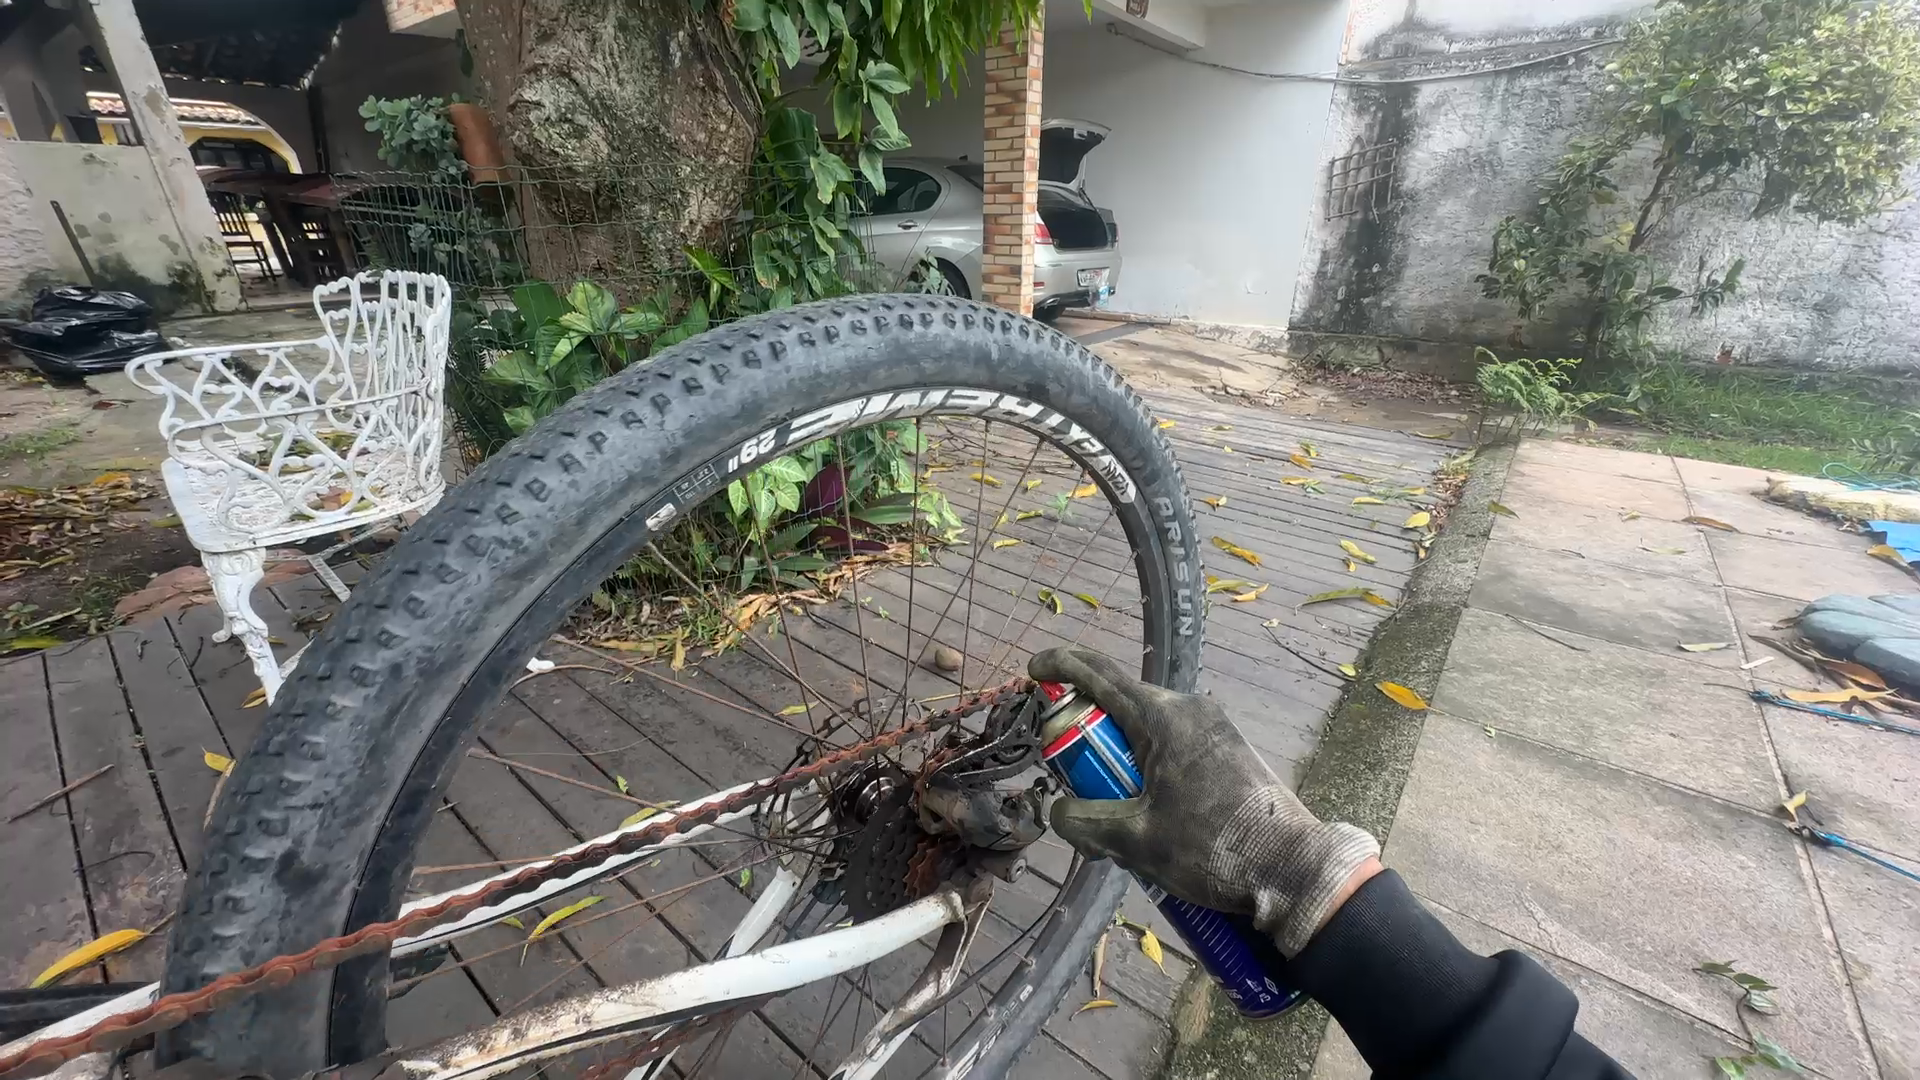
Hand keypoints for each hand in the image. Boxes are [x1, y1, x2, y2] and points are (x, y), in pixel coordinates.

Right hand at [1032, 647, 1380, 955]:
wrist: (1298, 873)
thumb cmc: (1213, 849)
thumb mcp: (1137, 842)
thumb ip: (1085, 823)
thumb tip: (1057, 812)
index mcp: (1162, 717)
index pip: (1097, 673)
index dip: (1059, 665)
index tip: (1032, 672)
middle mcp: (1186, 708)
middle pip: (1118, 701)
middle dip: (1085, 729)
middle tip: (1070, 769)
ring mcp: (1210, 724)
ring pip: (1143, 723)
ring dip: (1116, 751)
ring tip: (1113, 802)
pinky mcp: (1224, 745)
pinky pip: (1168, 739)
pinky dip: (1143, 760)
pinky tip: (1147, 805)